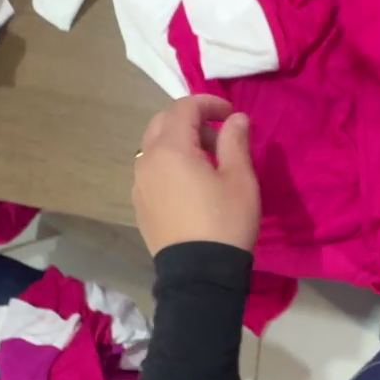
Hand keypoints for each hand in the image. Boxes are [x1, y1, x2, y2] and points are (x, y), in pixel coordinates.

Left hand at [131, 95, 259, 255]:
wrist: (200, 275)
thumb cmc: (225, 223)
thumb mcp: (240, 180)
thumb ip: (235, 142)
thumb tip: (235, 119)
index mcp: (171, 148)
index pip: (184, 108)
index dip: (208, 104)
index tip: (231, 114)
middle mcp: (147, 161)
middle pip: (163, 123)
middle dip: (190, 122)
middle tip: (219, 139)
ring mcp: (140, 185)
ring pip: (154, 149)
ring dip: (179, 145)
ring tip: (207, 165)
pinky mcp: (141, 206)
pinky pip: (152, 174)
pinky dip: (170, 167)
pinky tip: (191, 188)